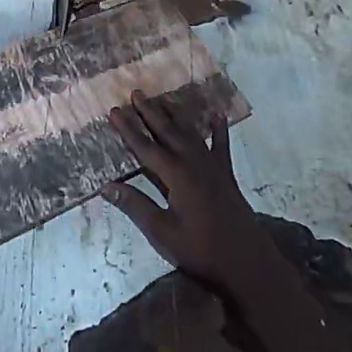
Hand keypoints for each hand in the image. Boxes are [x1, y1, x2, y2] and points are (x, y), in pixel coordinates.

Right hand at [102, 91, 287, 298]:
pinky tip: (217, 115)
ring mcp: (212, 166)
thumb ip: (135, 205)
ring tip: (164, 98)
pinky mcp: (225, 173)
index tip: (115, 110)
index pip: (145, 147)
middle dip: (150, 112)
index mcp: (175, 175)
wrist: (245, 259)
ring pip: (190, 132)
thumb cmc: (200, 248)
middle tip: (136, 92)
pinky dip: (218, 129)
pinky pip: (220, 145)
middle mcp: (193, 162)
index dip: (128, 129)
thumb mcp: (162, 231)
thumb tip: (106, 186)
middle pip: (167, 131)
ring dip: (176, 115)